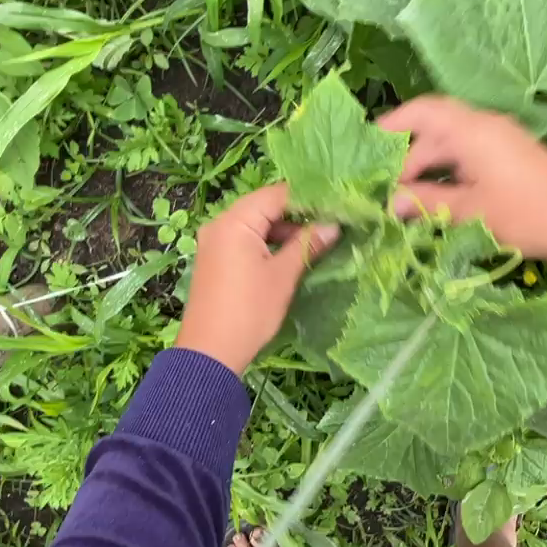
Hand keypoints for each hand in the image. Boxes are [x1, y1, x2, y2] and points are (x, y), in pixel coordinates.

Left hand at [175, 183, 339, 374]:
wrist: (210, 352)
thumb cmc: (249, 310)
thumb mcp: (283, 276)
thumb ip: (307, 245)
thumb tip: (333, 225)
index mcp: (235, 221)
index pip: (277, 195)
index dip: (309, 199)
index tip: (336, 209)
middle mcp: (220, 224)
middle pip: (264, 207)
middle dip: (297, 216)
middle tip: (329, 227)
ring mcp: (214, 243)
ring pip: (255, 225)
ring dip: (283, 232)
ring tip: (314, 244)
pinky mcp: (214, 260)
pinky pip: (244, 241)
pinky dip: (266, 245)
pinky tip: (289, 257)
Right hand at [379, 96, 546, 274]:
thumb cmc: (524, 216)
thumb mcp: (469, 212)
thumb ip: (428, 203)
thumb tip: (392, 203)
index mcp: (473, 130)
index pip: (422, 111)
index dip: (391, 126)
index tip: (366, 150)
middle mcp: (486, 126)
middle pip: (434, 131)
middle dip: (406, 160)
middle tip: (385, 192)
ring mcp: (501, 141)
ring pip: (451, 146)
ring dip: (427, 169)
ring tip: (407, 201)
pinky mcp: (511, 158)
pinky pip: (468, 156)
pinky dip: (448, 173)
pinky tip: (437, 200)